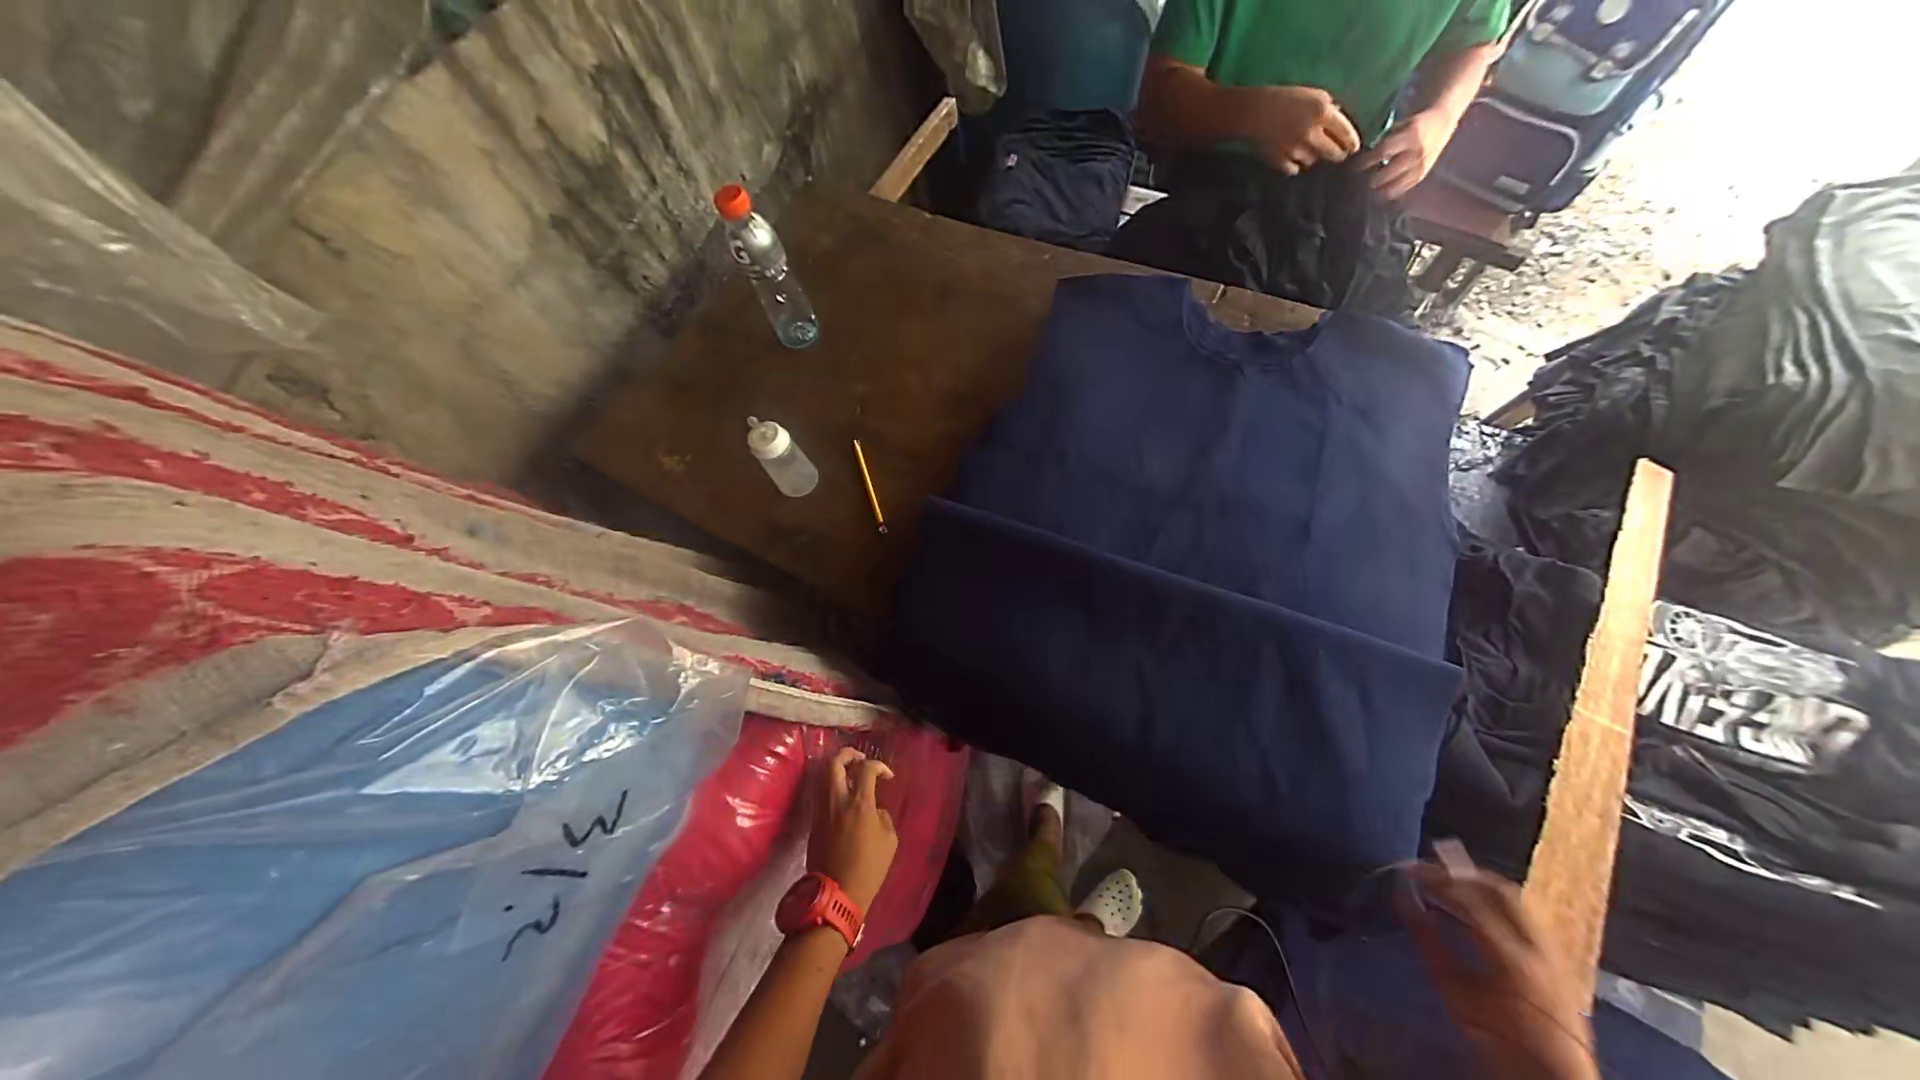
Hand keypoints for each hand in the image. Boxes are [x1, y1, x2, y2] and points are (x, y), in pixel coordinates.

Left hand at [809, 747, 897, 911]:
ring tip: (850, 775)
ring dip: (837, 769)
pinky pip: (819, 792)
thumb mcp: (889, 841)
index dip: (879, 765)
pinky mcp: (813, 821)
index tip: (887, 776)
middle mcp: (837, 800)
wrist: (836, 894)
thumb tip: (874, 810)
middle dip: (848, 754)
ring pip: (823, 776)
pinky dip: (830, 785)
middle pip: (835, 762)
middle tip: (860, 759)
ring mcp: (821, 809)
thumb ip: (883, 817)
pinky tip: (841, 794)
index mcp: (859, 803)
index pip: (866, 768)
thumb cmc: (868, 868)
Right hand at [1237, 85, 1361, 175]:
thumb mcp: (1313, 96)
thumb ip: (1329, 110)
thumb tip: (1340, 126)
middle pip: (1333, 153)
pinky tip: (1290, 156)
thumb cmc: (1286, 99)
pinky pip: (1293, 169)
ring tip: (1304, 148)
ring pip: (1312, 161)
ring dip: (1311, 156)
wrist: (1254, 111)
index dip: (1351, 143)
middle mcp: (1311, 132)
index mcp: (1322, 111)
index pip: (1345, 133)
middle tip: (1336, 154)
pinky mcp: (1279, 161)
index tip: (1353, 149)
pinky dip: (1294, 164)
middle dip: (1336, 154)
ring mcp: (1294, 149)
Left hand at [1354, 109, 1455, 199]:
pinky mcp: (1422, 175)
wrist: (1442, 122)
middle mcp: (1417, 152)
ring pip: (1393, 186)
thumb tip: (1362, 158)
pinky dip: (1389, 192)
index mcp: (1411, 136)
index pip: (1383, 151)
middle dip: (1370, 179)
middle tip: (1359, 182)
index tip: (1354, 167)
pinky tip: (1380, 191)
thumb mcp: (1400, 126)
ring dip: (1378, 189)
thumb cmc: (1414, 125)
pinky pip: (1402, 189)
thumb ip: (1384, 141)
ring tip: (1369, 188)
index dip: (1366, 161)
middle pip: (1386, 174)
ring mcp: (1420, 165)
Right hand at [1397, 863, 1599, 1079]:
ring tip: (1452, 883)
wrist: (1550, 1076)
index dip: (1435, 878)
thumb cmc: (1495, 1037)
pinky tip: (1479, 908)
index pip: (1469, 898)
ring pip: (1519, 899)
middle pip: (1501, 890)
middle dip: (1462, 874)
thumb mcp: (1454, 992)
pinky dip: (1499, 901)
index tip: (1409, 873)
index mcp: (1512, 956)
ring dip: (1481, 884)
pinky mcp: (1560, 960)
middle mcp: (1540, 948)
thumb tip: (1404, 900)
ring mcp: (1556, 953)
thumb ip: (1429, 942)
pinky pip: (1528, 914)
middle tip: (1431, 871)